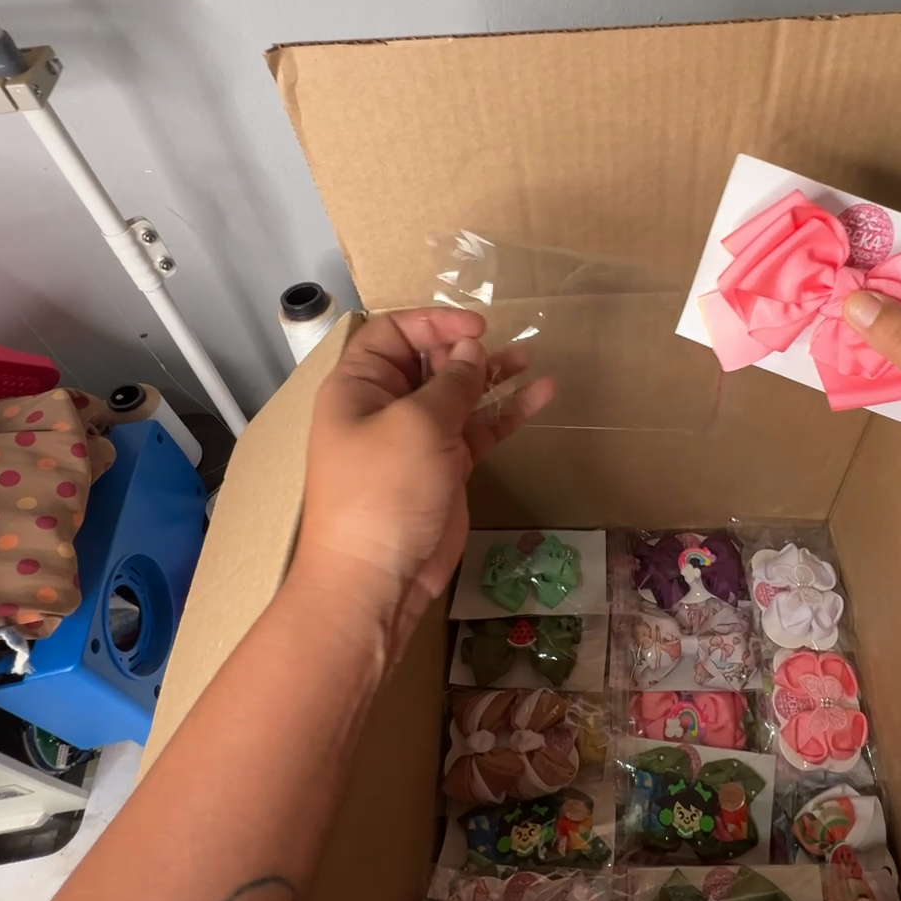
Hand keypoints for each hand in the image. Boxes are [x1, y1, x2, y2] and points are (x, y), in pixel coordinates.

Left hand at [292, 309, 555, 668]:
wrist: (378, 578)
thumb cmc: (384, 491)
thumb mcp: (417, 424)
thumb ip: (451, 382)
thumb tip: (472, 347)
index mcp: (359, 387)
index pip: (393, 334)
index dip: (433, 322)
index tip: (477, 326)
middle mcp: (386, 406)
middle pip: (430, 361)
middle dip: (467, 349)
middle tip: (503, 348)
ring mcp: (419, 438)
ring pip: (461, 395)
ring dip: (494, 376)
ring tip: (532, 359)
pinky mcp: (447, 466)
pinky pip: (479, 429)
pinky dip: (506, 413)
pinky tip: (541, 397)